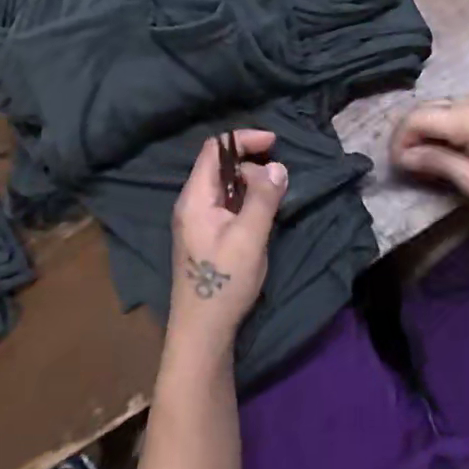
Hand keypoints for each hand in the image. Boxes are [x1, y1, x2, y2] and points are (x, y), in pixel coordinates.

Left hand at [168, 130, 287, 351]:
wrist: (202, 328)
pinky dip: (244, 201)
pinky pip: (225, 204)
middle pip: (219, 166)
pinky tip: (261, 216)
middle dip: (251, 165)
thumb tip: (277, 166)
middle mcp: (191, 202)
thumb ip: (263, 199)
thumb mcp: (249, 237)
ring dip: (250, 184)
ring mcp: (196, 220)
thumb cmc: (224, 280)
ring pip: (224, 187)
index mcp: (195, 196)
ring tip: (273, 200)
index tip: (274, 143)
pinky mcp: (204, 235)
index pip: (215, 149)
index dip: (243, 140)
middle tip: (278, 183)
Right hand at [390, 96, 468, 228]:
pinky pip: (458, 111)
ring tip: (426, 161)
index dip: (399, 140)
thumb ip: (438, 163)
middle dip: (409, 134)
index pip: (416, 117)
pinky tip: (449, 151)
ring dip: (426, 131)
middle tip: (407, 165)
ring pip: (441, 108)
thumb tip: (404, 156)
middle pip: (426, 108)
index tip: (396, 166)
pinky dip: (444, 128)